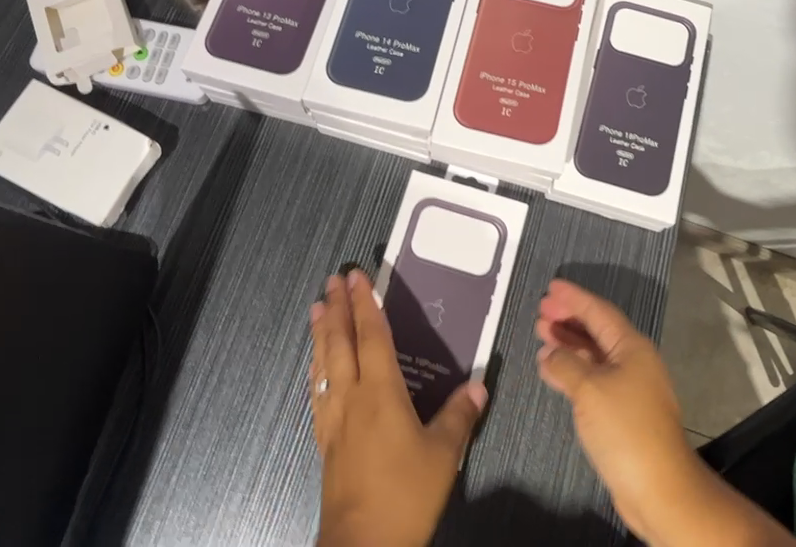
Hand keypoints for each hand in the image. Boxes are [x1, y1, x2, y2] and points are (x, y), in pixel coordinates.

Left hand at [310, 269, 486, 546]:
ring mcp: (333, 418)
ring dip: (320, 334)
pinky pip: (317, 392)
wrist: (363, 543)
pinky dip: (316, 369)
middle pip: (340, 342)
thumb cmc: (406, 493)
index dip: (364, 304)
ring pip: (323, 364)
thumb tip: (479, 384)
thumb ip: (460, 415)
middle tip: (332, 280)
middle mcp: (352, 396)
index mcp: (380, 391)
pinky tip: (316, 368)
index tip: (356, 276)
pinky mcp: (324, 440)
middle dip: (337, 309)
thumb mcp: (444, 454)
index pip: (371, 335)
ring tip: (316, 309)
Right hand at [535, 280, 794, 546]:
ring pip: (595, 355)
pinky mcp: (623, 412)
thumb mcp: (590, 390)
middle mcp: (634, 362)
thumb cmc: (625, 429)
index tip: (551, 287)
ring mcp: (630, 388)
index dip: (574, 298)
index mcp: (632, 348)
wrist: (659, 487)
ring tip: (541, 334)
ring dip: (569, 344)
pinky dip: (573, 369)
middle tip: (541, 310)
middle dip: (569, 319)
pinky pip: (594, 377)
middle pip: (598, 331)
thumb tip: (548, 352)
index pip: (599, 312)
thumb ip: (565, 365)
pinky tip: (553, 371)